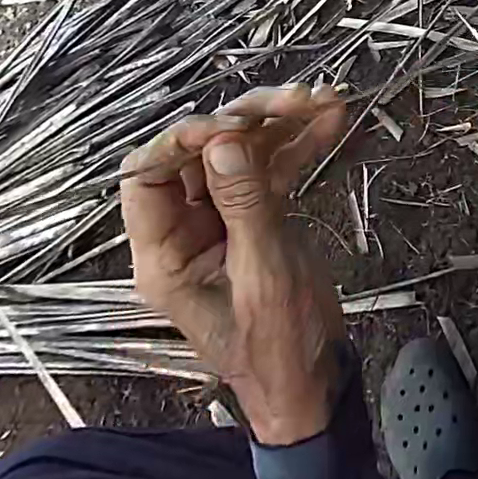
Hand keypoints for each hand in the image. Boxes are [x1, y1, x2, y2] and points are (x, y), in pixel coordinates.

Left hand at [120, 84, 347, 444]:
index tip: (232, 125)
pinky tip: (331, 120)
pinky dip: (301, 144)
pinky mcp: (260, 212)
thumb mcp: (263, 277)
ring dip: (283, 122)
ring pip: (243, 151)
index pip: (146, 177)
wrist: (316, 379)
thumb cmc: (278, 346)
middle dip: (248, 119)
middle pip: (202, 152)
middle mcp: (187, 226)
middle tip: (295, 100)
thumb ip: (244, 206)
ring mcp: (225, 215)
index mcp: (164, 252)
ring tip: (323, 99)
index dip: (179, 141)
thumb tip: (224, 139)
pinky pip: (274, 167)